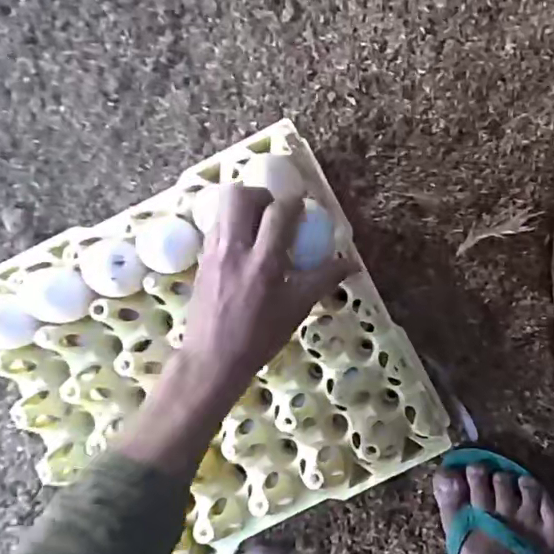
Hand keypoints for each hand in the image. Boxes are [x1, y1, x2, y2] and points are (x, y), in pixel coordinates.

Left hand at [178, 186, 355, 391]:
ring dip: (244, 206)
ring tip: (259, 226)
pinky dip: (232, 224)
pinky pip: (216, 226)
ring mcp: (213, 251)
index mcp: (263, 262)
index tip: (304, 207)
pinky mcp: (201, 258)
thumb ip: (324, 279)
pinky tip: (244, 246)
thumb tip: (351, 264)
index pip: (278, 212)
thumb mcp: (297, 308)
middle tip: (276, 211)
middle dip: (262, 195)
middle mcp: (234, 248)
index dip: (294, 202)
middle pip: (240, 195)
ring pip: (223, 206)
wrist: (213, 358)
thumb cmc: (259, 336)